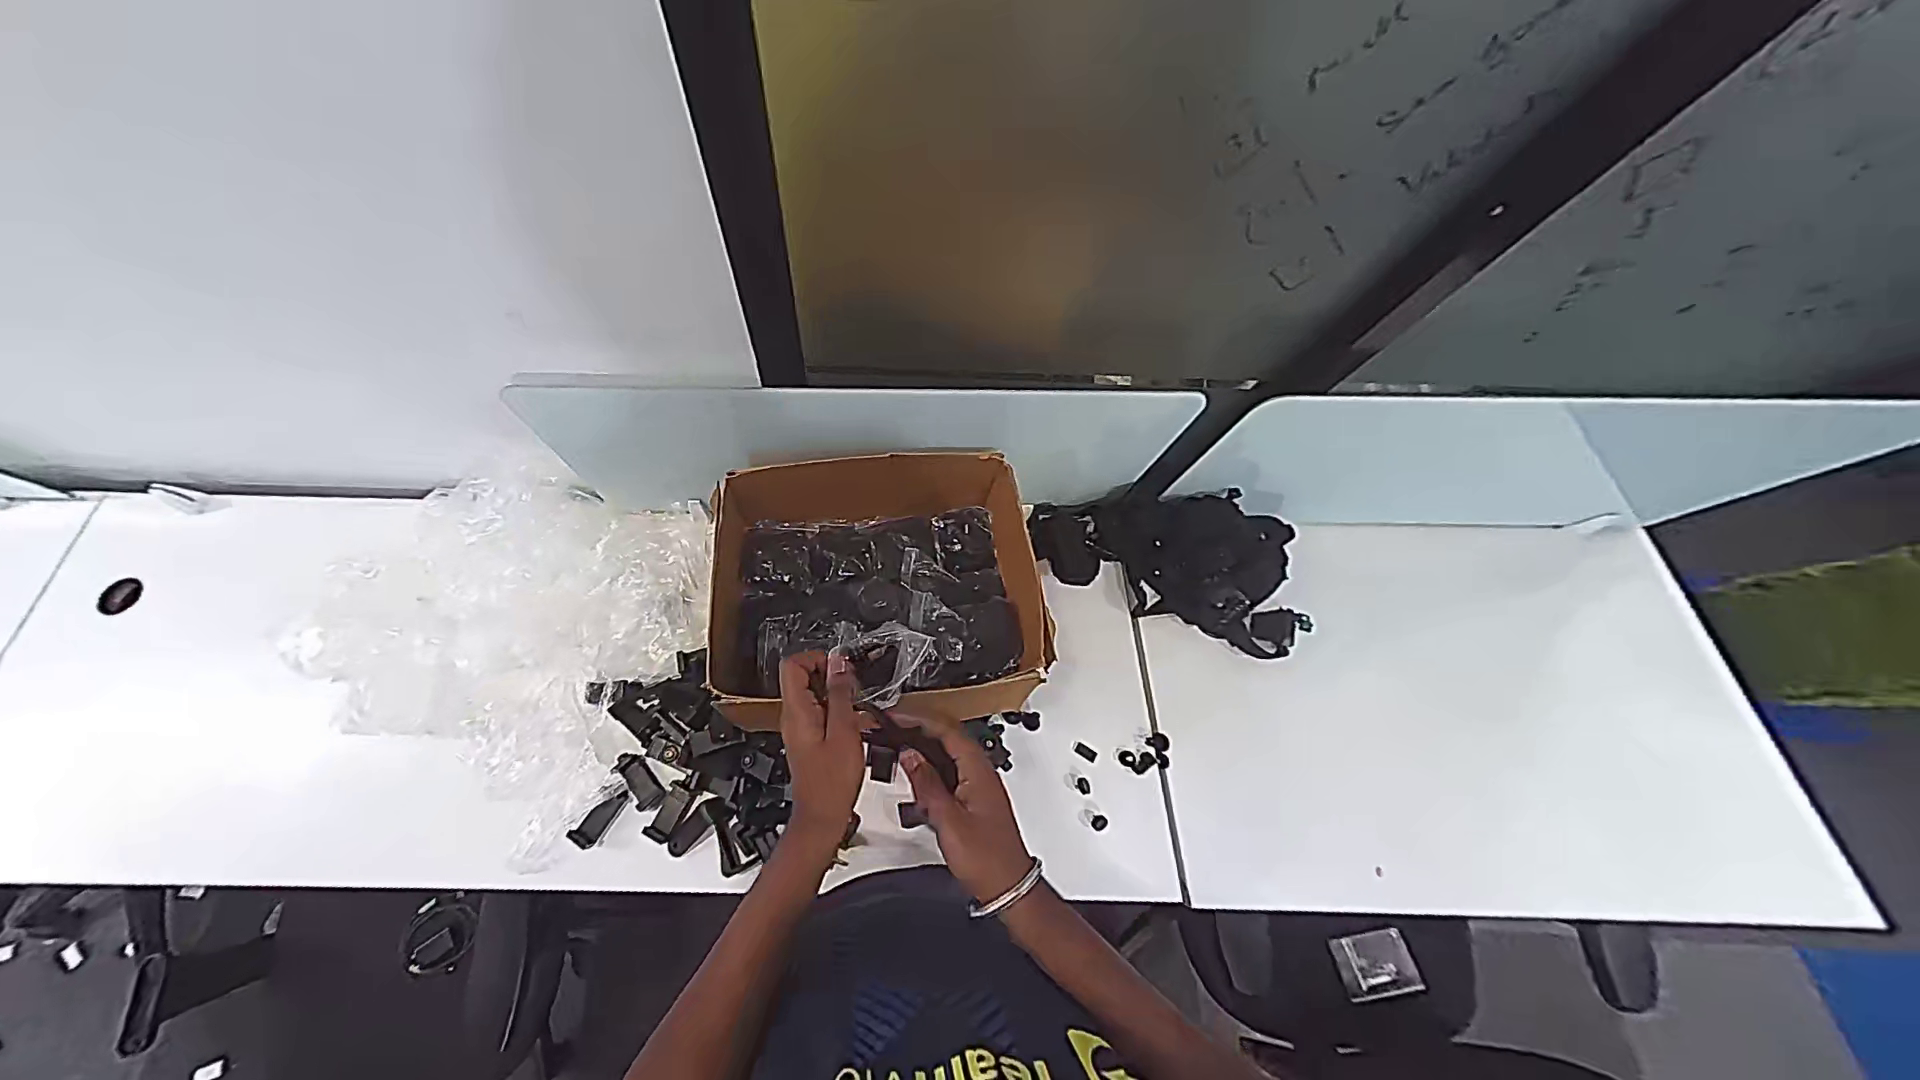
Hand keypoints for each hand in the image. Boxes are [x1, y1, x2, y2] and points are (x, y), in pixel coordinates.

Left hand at [778, 652, 865, 839]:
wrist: (822, 815)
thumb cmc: (831, 782)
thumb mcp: (845, 731)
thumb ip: (841, 694)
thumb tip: (839, 663)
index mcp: (797, 711)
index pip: (793, 664)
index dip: (817, 658)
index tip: (840, 667)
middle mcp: (793, 716)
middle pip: (803, 676)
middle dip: (831, 675)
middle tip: (852, 688)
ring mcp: (799, 727)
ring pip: (814, 693)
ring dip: (837, 694)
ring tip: (856, 708)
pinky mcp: (808, 737)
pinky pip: (820, 711)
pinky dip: (838, 710)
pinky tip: (854, 725)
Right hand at [897, 714, 1034, 905]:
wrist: (1008, 887)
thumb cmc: (988, 859)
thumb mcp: (948, 820)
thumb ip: (927, 784)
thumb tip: (910, 755)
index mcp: (978, 770)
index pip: (946, 729)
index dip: (918, 718)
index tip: (895, 715)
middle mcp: (981, 772)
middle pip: (947, 737)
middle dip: (918, 729)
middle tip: (892, 727)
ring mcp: (978, 784)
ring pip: (948, 755)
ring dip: (923, 750)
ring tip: (898, 749)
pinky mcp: (974, 798)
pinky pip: (950, 772)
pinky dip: (930, 770)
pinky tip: (915, 780)